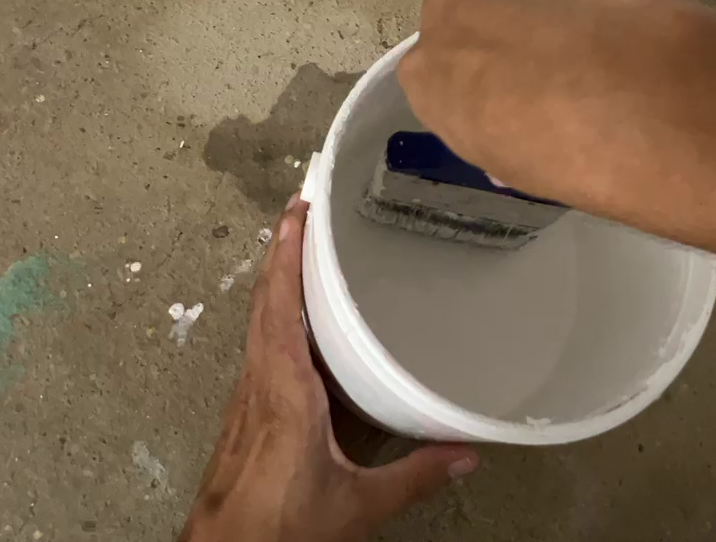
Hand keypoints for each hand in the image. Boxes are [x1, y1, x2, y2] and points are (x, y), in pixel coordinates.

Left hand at [179, 199, 478, 541]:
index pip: (280, 304)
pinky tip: (291, 304)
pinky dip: (271, 303)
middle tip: (301, 206)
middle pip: (263, 297)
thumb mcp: (356, 505)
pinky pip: (258, 336)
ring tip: (297, 239)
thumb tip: (468, 453)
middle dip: (280, 246)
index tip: (297, 210)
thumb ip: (414, 476)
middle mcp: (260, 377)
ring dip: (273, 272)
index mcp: (285, 387)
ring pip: (256, 315)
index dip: (287, 254)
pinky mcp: (247, 403)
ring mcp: (248, 389)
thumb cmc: (283, 525)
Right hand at [399, 0, 658, 210]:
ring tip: (586, 21)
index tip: (516, 86)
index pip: (440, 69)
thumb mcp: (511, 161)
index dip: (481, 73)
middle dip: (501, 24)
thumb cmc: (555, 148)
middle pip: (466, 11)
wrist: (609, 92)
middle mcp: (441, 12)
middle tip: (554, 52)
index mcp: (425, 75)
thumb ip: (495, 129)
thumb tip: (515, 128)